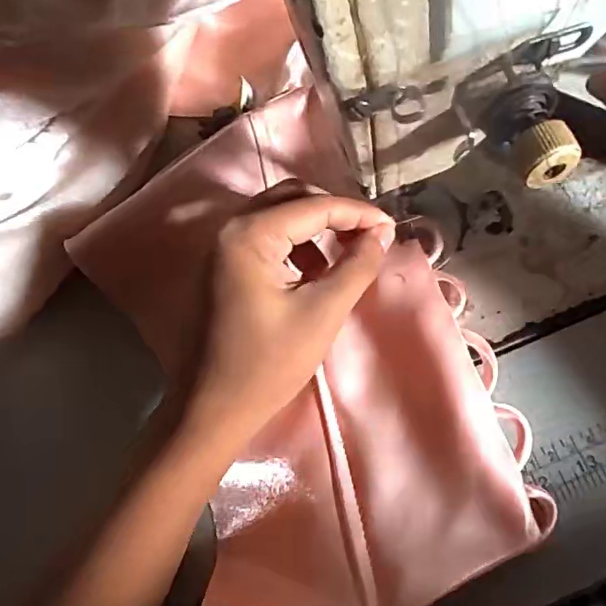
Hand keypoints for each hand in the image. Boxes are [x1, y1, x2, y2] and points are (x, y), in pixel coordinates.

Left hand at [179, 180, 394, 442]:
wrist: (214, 407)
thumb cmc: (270, 363)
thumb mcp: (324, 311)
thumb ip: (357, 265)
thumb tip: (381, 233)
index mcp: (250, 236)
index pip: (315, 206)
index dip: (359, 213)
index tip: (391, 227)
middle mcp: (231, 229)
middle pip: (294, 198)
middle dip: (337, 212)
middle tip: (371, 235)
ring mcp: (223, 247)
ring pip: (280, 214)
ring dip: (318, 226)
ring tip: (349, 252)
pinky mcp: (224, 265)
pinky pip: (268, 235)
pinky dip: (299, 242)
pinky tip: (317, 271)